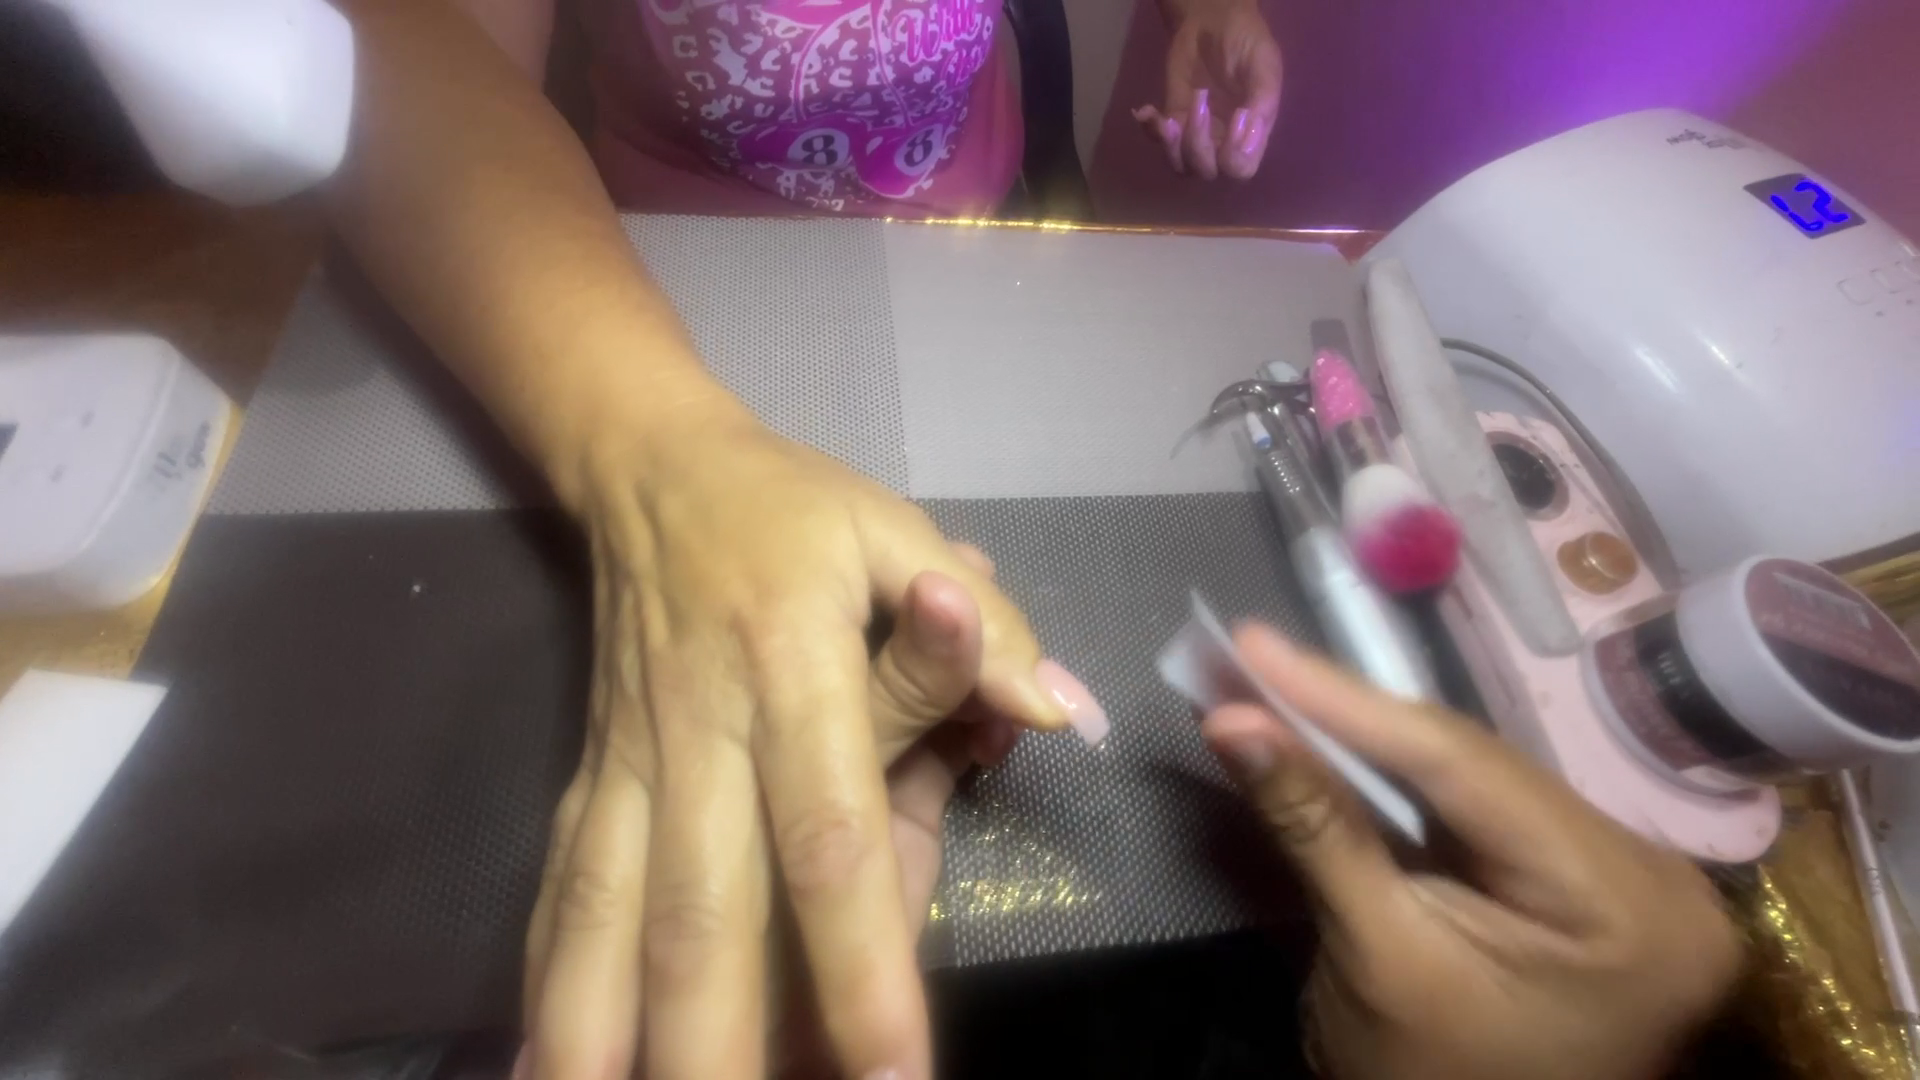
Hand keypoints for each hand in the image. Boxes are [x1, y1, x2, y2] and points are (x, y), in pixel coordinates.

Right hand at [520, 409, 1104, 1079]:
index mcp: (790, 663)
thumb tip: (1065, 711)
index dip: (859, 955)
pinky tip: (543, 1069)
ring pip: (615, 918)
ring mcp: (633, 756)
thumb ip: (979, 624)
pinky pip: (566, 886)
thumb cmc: (790, 504)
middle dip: (728, 1045)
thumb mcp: (895, 531)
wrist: (655, 473)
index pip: (828, 830)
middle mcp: (702, 728)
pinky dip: (551, 984)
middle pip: (708, 906)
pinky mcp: (592, 768)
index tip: (895, 1073)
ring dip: (613, 1039)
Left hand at [1136, 0, 1282, 179]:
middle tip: (1200, 97)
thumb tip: (1250, 140)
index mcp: (1251, 133)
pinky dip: (1150, 131)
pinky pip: (1157, 142)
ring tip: (1171, 116)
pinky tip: (1147, 110)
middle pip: (1206, 172)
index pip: (1241, 169)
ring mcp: (1195, 136)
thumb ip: (1263, 100)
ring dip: (1172, 145)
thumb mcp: (1263, 62)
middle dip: (1198, 144)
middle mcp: (1223, 143)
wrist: (1213, 20)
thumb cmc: (1244, 40)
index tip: (1237, 115)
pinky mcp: (1172, 124)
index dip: (1234, 156)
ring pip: (1180, 166)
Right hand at [1202, 625, 1741, 1079]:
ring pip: (1452, 762)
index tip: (1253, 645)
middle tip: (1246, 658)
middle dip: (1339, 707)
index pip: (1462, 767)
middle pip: (1461, 756)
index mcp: (1627, 907)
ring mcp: (1601, 859)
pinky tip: (1316, 723)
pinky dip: (1374, 759)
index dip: (1344, 699)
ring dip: (1350, 724)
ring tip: (1265, 679)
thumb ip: (1309, 822)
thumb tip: (1227, 720)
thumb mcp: (1370, 951)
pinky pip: (1452, 789)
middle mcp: (1638, 864)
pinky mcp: (1553, 859)